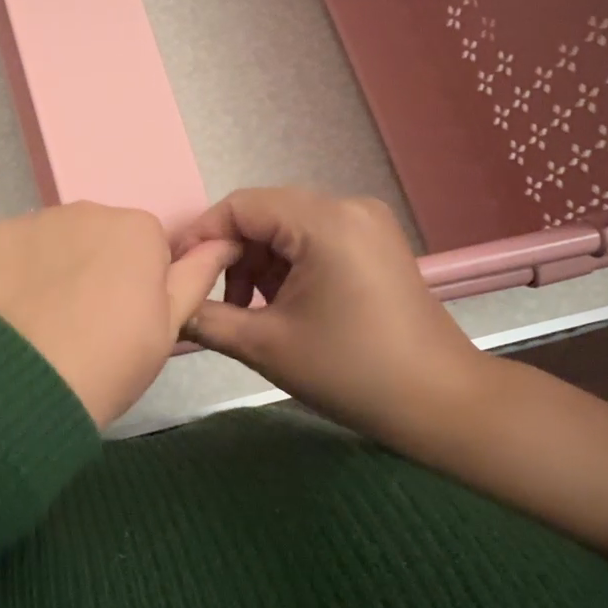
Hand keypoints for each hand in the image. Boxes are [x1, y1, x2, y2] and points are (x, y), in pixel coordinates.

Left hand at [0, 202, 239, 428]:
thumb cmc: (108, 364)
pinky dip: (7, 275)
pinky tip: (6, 312)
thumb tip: (221, 244)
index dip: (131, 285)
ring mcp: (32, 221)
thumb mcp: (166, 329)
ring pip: (48, 241)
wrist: (24, 386)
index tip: (116, 322)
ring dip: (47, 268)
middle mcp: (85, 211)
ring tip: (37, 322)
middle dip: (88, 268)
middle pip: (93, 236)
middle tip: (76, 324)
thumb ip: (193, 278)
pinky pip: (6, 251)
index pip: (141, 247)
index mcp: (138, 230)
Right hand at [172, 188, 485, 440]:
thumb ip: (205, 317)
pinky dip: (283, 267)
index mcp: (325, 223)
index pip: (240, 206)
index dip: (201, 236)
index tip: (176, 274)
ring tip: (242, 310)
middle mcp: (347, 208)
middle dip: (227, 254)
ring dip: (254, 263)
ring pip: (285, 228)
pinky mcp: (373, 244)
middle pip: (263, 213)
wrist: (438, 401)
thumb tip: (169, 305)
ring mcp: (365, 224)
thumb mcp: (264, 345)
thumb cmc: (349, 371)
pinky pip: (311, 240)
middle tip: (204, 297)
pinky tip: (274, 305)